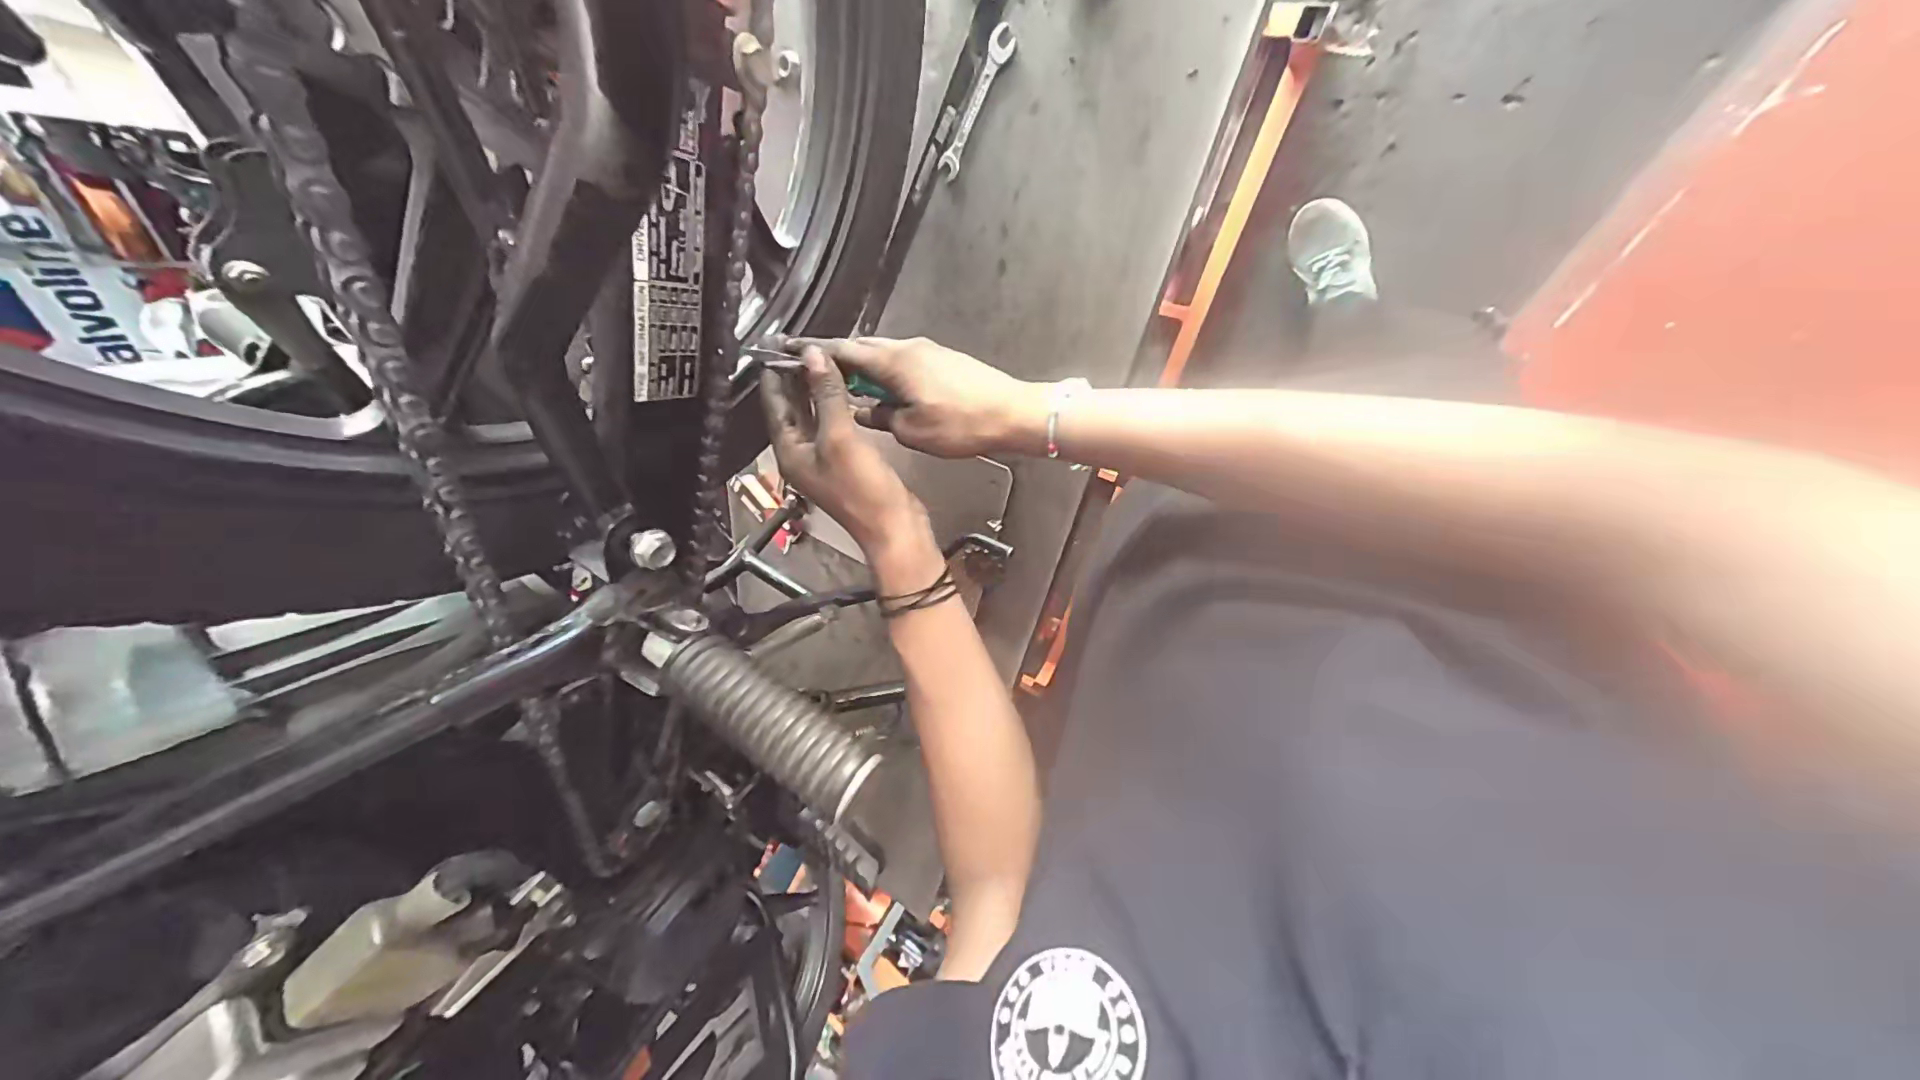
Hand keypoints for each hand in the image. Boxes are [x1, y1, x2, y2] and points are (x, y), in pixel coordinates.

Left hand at [761, 346, 930, 555]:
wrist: (894, 528)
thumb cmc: (862, 489)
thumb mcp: (841, 437)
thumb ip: (826, 395)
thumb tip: (812, 355)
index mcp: (790, 451)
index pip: (774, 404)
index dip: (775, 374)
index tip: (777, 345)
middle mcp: (801, 454)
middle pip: (792, 409)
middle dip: (795, 378)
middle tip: (801, 345)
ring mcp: (824, 459)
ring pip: (813, 415)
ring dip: (815, 389)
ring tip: (822, 359)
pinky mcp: (845, 461)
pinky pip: (833, 425)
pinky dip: (834, 405)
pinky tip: (843, 389)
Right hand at [787, 336, 1047, 458]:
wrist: (1013, 413)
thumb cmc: (962, 424)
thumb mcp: (912, 431)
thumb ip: (882, 417)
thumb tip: (866, 411)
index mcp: (894, 361)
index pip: (844, 350)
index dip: (815, 351)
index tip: (790, 351)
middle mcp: (908, 347)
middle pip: (863, 347)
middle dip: (839, 360)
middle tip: (819, 375)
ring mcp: (928, 350)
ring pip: (884, 354)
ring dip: (865, 368)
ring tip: (852, 389)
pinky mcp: (943, 359)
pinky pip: (903, 361)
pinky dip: (887, 372)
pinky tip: (887, 392)